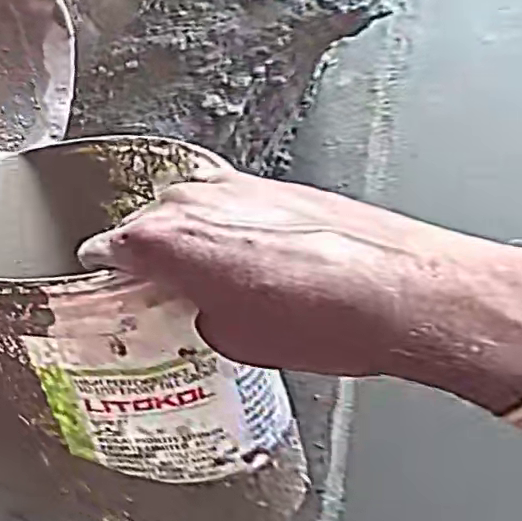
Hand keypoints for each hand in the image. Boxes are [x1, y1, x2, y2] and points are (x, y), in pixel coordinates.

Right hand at [76, 169, 521, 412]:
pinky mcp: (266, 182)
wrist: (421, 296)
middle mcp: (183, 202)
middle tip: (172, 291)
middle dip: (149, 257)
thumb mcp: (234, 339)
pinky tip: (261, 259)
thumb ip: (189, 310)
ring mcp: (226, 186)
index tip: (117, 289)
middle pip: (139, 228)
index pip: (101, 250)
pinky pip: (223, 204)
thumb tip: (193, 306)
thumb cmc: (333, 321)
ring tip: (225, 277)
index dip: (106, 275)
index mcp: (159, 239)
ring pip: (181, 212)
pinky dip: (227, 226)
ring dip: (189, 239)